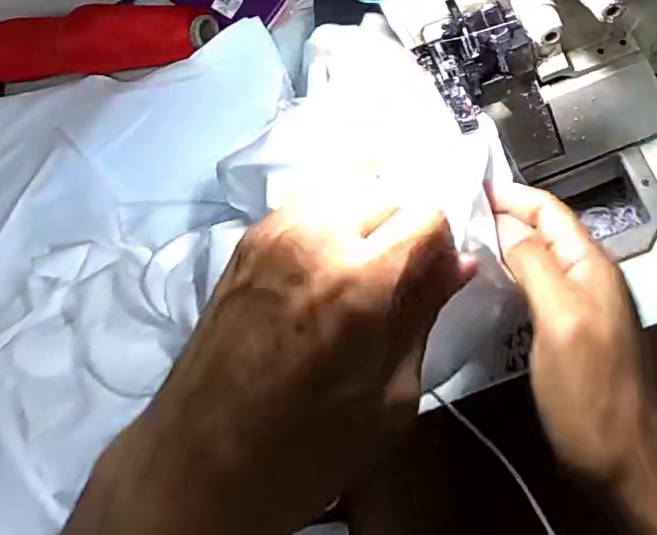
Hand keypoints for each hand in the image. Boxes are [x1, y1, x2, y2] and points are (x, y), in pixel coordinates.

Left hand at [67, 189, 474, 534]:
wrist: (193, 474)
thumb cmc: (305, 450)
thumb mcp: (391, 396)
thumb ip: (426, 313)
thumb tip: (462, 265)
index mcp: (359, 280)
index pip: (428, 214)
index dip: (442, 246)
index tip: (436, 278)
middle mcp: (319, 238)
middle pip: (393, 191)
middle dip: (410, 225)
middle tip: (403, 272)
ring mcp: (277, 231)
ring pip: (352, 182)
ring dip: (373, 211)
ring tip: (368, 256)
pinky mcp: (250, 238)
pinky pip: (313, 196)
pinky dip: (337, 209)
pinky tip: (333, 250)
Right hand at [491, 181, 656, 488]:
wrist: (627, 458)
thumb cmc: (592, 389)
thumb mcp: (559, 319)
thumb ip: (536, 266)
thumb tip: (507, 225)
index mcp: (591, 263)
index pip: (550, 210)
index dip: (514, 196)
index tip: (474, 189)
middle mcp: (591, 274)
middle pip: (547, 229)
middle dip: (509, 215)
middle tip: (463, 215)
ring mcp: (586, 302)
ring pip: (545, 257)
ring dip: (511, 243)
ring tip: (472, 242)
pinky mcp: (576, 329)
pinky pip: (544, 285)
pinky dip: (518, 274)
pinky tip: (496, 284)